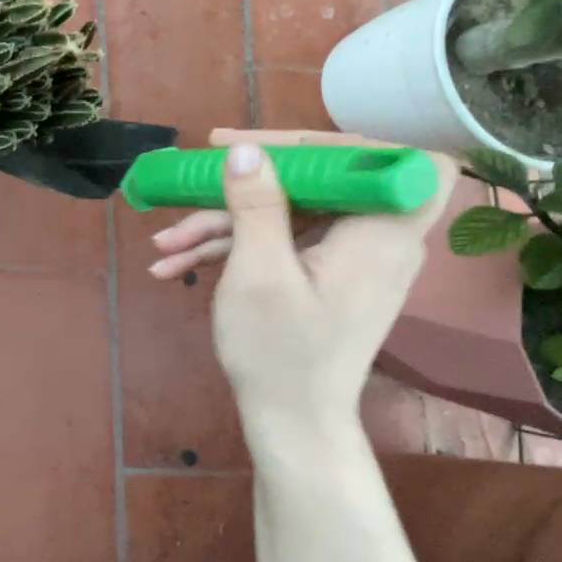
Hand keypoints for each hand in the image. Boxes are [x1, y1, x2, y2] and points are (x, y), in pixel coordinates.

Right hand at [149, 129, 457, 431]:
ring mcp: (349, 258)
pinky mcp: (325, 274)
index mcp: (380, 236)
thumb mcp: (258, 273)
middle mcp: (376, 240)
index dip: (340, 143)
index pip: (397, 161)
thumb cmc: (279, 350)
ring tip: (164, 242)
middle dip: (251, 180)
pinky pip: (282, 240)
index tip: (273, 146)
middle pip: (324, 180)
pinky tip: (175, 262)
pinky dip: (231, 245)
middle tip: (199, 167)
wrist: (290, 418)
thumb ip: (257, 207)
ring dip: (223, 220)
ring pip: (290, 212)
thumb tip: (245, 150)